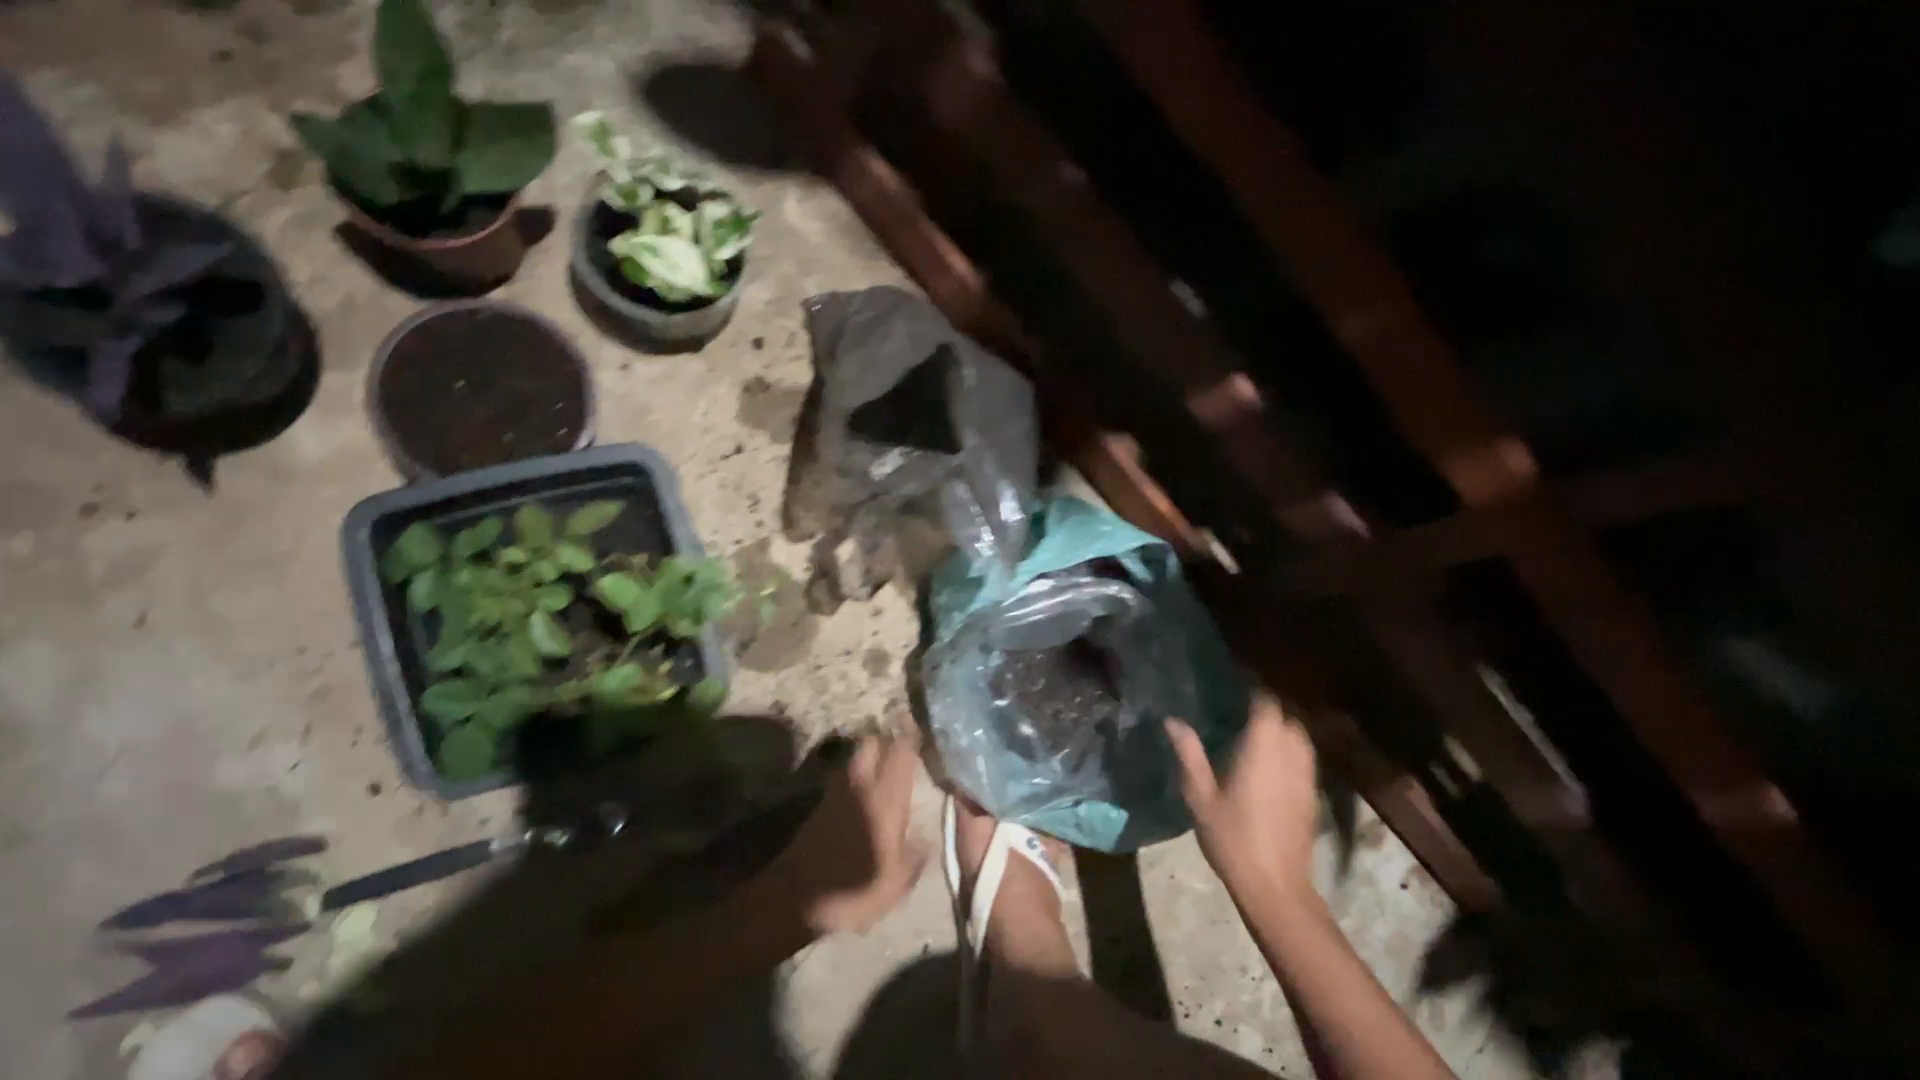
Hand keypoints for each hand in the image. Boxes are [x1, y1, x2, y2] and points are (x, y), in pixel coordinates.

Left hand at [769, 736, 927, 935]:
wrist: (797, 899)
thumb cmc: (854, 892)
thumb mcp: (896, 884)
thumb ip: (914, 858)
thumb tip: (925, 841)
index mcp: (887, 801)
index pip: (900, 754)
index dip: (911, 741)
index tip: (922, 740)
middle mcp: (862, 788)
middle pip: (870, 745)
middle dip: (884, 741)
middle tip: (898, 750)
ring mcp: (836, 794)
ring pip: (853, 758)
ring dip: (866, 756)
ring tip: (880, 767)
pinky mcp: (818, 806)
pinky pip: (841, 778)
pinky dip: (851, 776)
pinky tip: (860, 793)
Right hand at [1166, 691, 1319, 907]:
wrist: (1275, 885)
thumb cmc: (1232, 838)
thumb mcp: (1200, 796)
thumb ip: (1190, 754)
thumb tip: (1173, 721)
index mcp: (1262, 749)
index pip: (1266, 704)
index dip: (1254, 691)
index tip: (1235, 687)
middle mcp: (1290, 755)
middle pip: (1288, 717)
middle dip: (1269, 709)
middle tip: (1241, 710)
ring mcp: (1306, 776)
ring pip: (1300, 738)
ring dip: (1283, 730)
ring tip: (1257, 735)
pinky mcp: (1312, 795)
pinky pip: (1304, 759)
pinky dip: (1291, 752)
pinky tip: (1271, 766)